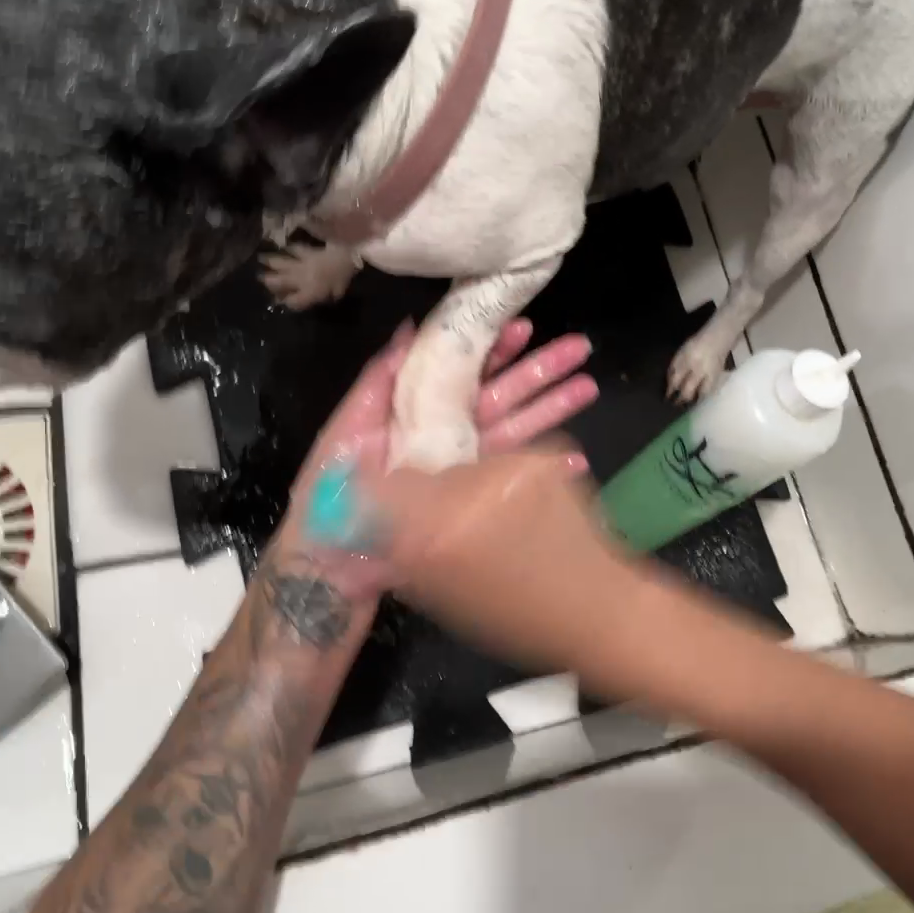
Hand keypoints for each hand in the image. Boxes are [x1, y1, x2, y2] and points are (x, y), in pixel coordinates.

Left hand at [277, 319, 597, 599]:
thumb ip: (376, 386)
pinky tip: (574, 459)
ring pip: (511, 436)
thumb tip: (408, 329)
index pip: (457, 376)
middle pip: (493, 401)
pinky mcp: (469, 515)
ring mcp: (457, 480)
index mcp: (411, 420)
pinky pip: (513, 488)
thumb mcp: (343, 438)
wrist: (325, 584)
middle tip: (577, 351)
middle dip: (535, 374)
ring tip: (587, 389)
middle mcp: (439, 444)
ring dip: (548, 411)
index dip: (490, 351)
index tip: (523, 328)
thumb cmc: (327, 506)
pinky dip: (544, 474)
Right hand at [361, 446, 643, 673]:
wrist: (601, 608)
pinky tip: (520, 513)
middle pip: (419, 473)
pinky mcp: (542, 457)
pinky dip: (501, 484)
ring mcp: (509, 469)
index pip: (373, 488)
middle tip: (443, 525)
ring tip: (491, 523)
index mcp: (434, 535)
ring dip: (464, 489)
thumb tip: (359, 537)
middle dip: (423, 495)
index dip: (370, 497)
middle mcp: (466, 490)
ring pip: (462, 466)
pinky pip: (501, 463)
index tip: (374, 508)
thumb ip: (400, 560)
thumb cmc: (519, 622)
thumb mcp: (444, 602)